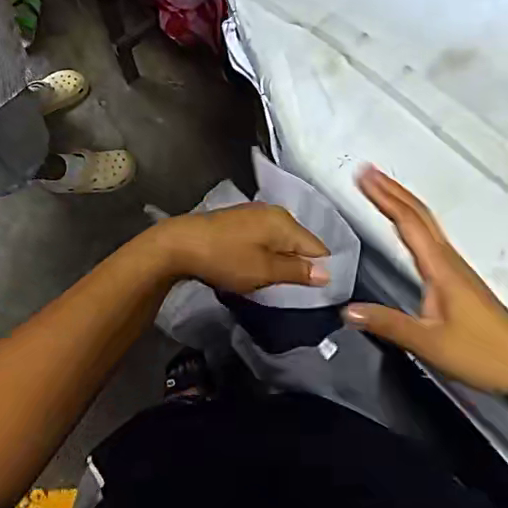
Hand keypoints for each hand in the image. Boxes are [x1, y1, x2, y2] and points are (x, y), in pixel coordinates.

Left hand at [148, 203, 328, 294]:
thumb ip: (297, 271)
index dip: (323, 271)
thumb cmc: (225, 258)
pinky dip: (266, 254)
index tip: (322, 295)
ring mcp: (254, 214)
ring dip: (282, 262)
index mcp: (284, 221)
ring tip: (279, 284)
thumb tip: (327, 273)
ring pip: (281, 242)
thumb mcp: (264, 270)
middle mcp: (273, 212)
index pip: (318, 247)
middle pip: (300, 243)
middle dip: (302, 266)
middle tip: (300, 294)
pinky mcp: (239, 221)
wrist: (180, 245)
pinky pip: (265, 239)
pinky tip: (259, 269)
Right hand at [342, 166, 507, 398]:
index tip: (363, 176)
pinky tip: (409, 227)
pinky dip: (413, 220)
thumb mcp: (429, 343)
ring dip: (402, 201)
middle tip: (367, 170)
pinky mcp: (461, 280)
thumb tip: (346, 311)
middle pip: (419, 214)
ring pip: (427, 223)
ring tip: (382, 188)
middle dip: (392, 190)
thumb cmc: (482, 354)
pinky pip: (431, 237)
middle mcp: (449, 260)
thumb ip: (387, 324)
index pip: (407, 222)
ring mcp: (457, 269)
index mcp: (440, 268)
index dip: (383, 196)